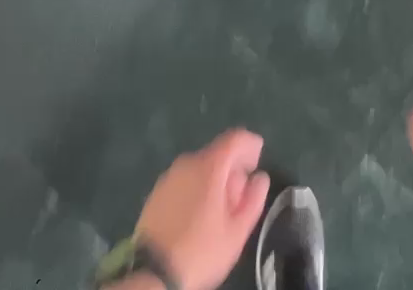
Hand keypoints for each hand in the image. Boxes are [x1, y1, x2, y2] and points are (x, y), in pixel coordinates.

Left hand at [134, 128, 272, 289]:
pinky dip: (197, 187)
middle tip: (241, 196)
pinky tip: (198, 214)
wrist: (152, 274)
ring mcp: (168, 176)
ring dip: (214, 179)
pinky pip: (184, 179)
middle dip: (233, 167)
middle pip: (217, 153)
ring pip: (199, 167)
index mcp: (209, 166)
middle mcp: (187, 162)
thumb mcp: (237, 231)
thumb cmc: (200, 251)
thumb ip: (253, 199)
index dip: (250, 144)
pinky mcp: (156, 192)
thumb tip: (260, 178)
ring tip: (220, 210)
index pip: (235, 138)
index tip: (258, 161)